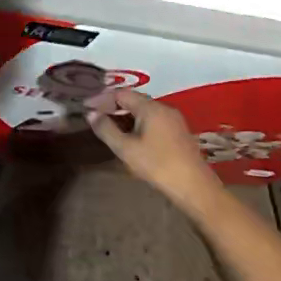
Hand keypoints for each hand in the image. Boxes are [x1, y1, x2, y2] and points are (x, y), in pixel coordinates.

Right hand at [84, 89, 221, 208]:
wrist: (194, 186)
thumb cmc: (157, 165)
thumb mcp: (125, 148)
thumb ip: (106, 129)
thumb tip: (90, 114)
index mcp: (150, 108)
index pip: (121, 94)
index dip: (102, 99)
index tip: (86, 108)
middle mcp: (164, 108)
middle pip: (134, 100)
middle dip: (113, 107)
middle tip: (95, 118)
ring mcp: (174, 120)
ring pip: (144, 111)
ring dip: (125, 116)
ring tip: (109, 128)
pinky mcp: (178, 132)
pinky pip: (153, 120)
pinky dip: (137, 123)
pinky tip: (130, 137)